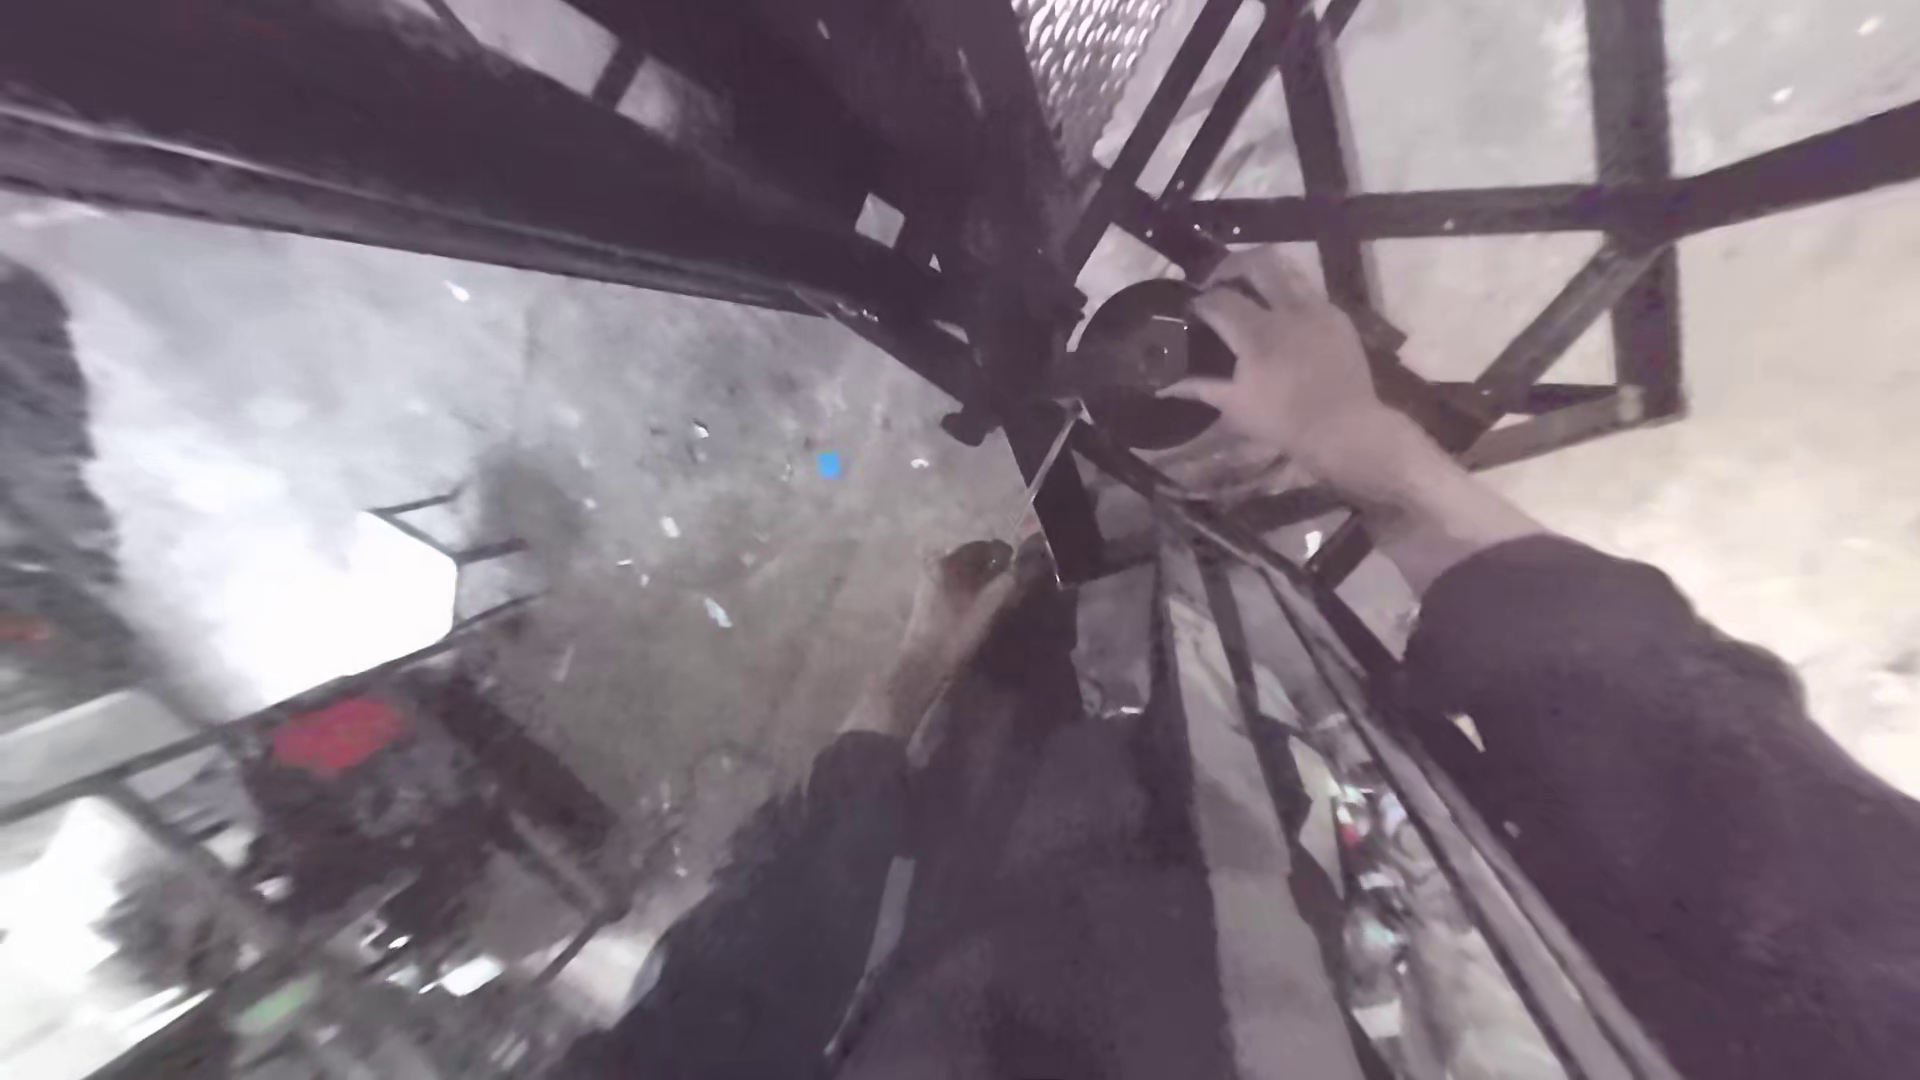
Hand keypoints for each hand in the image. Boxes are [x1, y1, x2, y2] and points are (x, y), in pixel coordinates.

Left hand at [847, 538, 1043, 737]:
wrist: (924, 663)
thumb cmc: (959, 632)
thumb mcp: (992, 604)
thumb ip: (1013, 577)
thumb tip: (1033, 560)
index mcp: (951, 560)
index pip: (988, 546)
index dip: (1008, 558)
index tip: (1020, 576)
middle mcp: (937, 563)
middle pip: (975, 556)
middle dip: (994, 568)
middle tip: (1009, 589)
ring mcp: (929, 579)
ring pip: (965, 571)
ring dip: (982, 579)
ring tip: (994, 600)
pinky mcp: (926, 596)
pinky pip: (954, 583)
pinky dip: (969, 589)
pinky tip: (975, 608)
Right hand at [1161, 248, 1404, 494]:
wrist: (1341, 427)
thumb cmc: (1281, 420)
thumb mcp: (1233, 406)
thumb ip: (1198, 388)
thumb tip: (1164, 388)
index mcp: (1256, 333)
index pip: (1219, 298)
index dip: (1200, 300)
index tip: (1190, 309)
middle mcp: (1287, 310)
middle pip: (1257, 262)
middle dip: (1231, 265)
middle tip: (1216, 282)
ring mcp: (1317, 308)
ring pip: (1287, 267)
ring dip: (1261, 272)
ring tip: (1247, 289)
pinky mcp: (1337, 315)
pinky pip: (1307, 290)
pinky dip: (1286, 292)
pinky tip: (1278, 315)